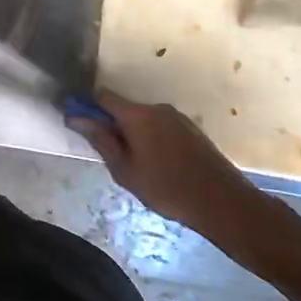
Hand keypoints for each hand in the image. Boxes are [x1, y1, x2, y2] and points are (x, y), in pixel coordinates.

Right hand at [67, 91, 276, 241]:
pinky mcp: (192, 130)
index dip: (88, 107)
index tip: (80, 125)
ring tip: (139, 167)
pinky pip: (161, 127)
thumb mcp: (125, 170)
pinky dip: (152, 140)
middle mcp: (157, 108)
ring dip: (134, 135)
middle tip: (112, 157)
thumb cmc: (167, 188)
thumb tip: (77, 118)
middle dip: (113, 126)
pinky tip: (159, 166)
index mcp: (137, 115)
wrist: (223, 203)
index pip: (103, 97)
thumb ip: (101, 140)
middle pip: (124, 109)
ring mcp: (177, 118)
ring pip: (143, 120)